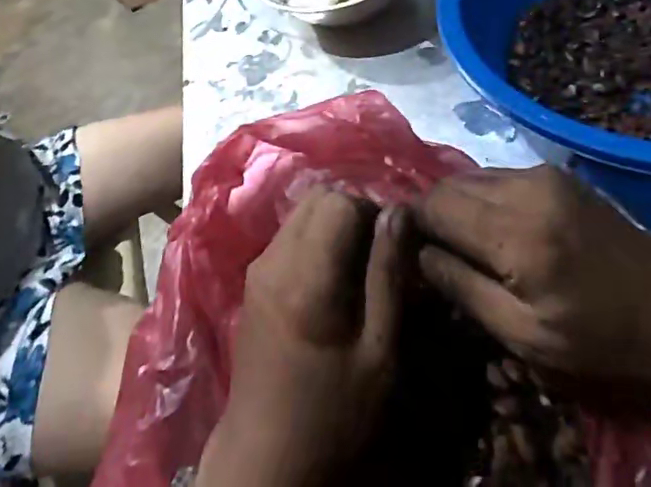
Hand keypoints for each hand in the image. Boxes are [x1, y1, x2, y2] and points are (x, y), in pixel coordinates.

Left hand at [199, 190, 406, 486]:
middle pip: (319, 196)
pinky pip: (290, 232)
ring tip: (357, 266)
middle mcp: (274, 258)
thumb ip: (387, 275)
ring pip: (303, 210)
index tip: (392, 247)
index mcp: (305, 276)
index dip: (373, 214)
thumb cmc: (332, 411)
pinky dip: (316, 237)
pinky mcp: (252, 276)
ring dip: (334, 223)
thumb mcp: (377, 351)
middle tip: (377, 254)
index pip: (340, 202)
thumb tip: (398, 211)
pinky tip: (331, 277)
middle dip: (354, 212)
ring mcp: (257, 265)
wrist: (264, 453)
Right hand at [412, 166, 650, 389]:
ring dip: (455, 202)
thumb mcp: (526, 334)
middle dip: (430, 210)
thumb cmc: (601, 335)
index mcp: (515, 235)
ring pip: (471, 176)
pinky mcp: (553, 172)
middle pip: (449, 184)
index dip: (411, 222)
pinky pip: (498, 176)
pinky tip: (492, 226)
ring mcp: (541, 174)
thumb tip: (416, 253)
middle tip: (428, 246)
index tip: (401, 245)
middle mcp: (523, 189)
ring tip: (459, 239)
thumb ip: (463, 288)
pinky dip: (482, 196)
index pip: (435, 207)